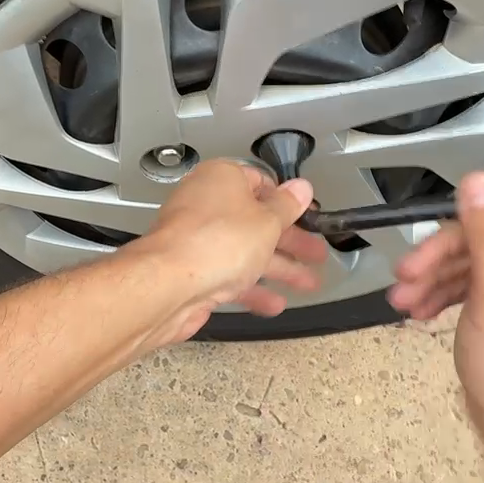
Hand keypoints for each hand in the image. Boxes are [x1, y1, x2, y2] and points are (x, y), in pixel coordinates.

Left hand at [125, 159, 327, 343]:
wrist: (170, 286)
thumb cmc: (211, 243)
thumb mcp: (267, 221)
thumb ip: (287, 206)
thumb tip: (300, 189)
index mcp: (220, 180)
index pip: (259, 182)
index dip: (285, 201)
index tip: (306, 214)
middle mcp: (204, 206)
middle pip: (255, 221)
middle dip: (288, 240)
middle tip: (313, 252)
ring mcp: (196, 240)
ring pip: (244, 252)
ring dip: (277, 268)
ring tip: (305, 282)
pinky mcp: (192, 272)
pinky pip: (228, 277)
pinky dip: (251, 289)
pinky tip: (271, 302)